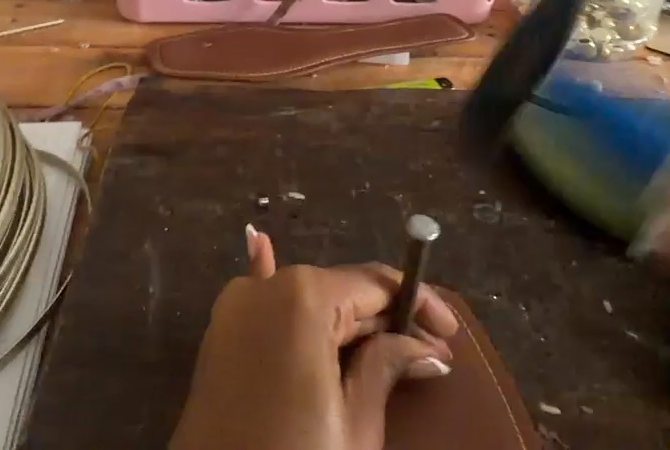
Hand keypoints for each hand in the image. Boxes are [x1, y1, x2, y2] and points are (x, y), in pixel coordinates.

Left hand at [169, 225, 458, 449]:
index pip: (375, 284)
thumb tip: (427, 349)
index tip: (450, 336)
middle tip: (431, 354)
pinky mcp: (219, 337)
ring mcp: (236, 309)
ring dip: (349, 324)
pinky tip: (264, 246)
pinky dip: (280, 292)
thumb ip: (387, 367)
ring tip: (394, 352)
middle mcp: (266, 288)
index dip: (418, 304)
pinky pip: (265, 309)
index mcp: (303, 296)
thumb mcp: (353, 423)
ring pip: (309, 304)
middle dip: (387, 321)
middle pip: (342, 293)